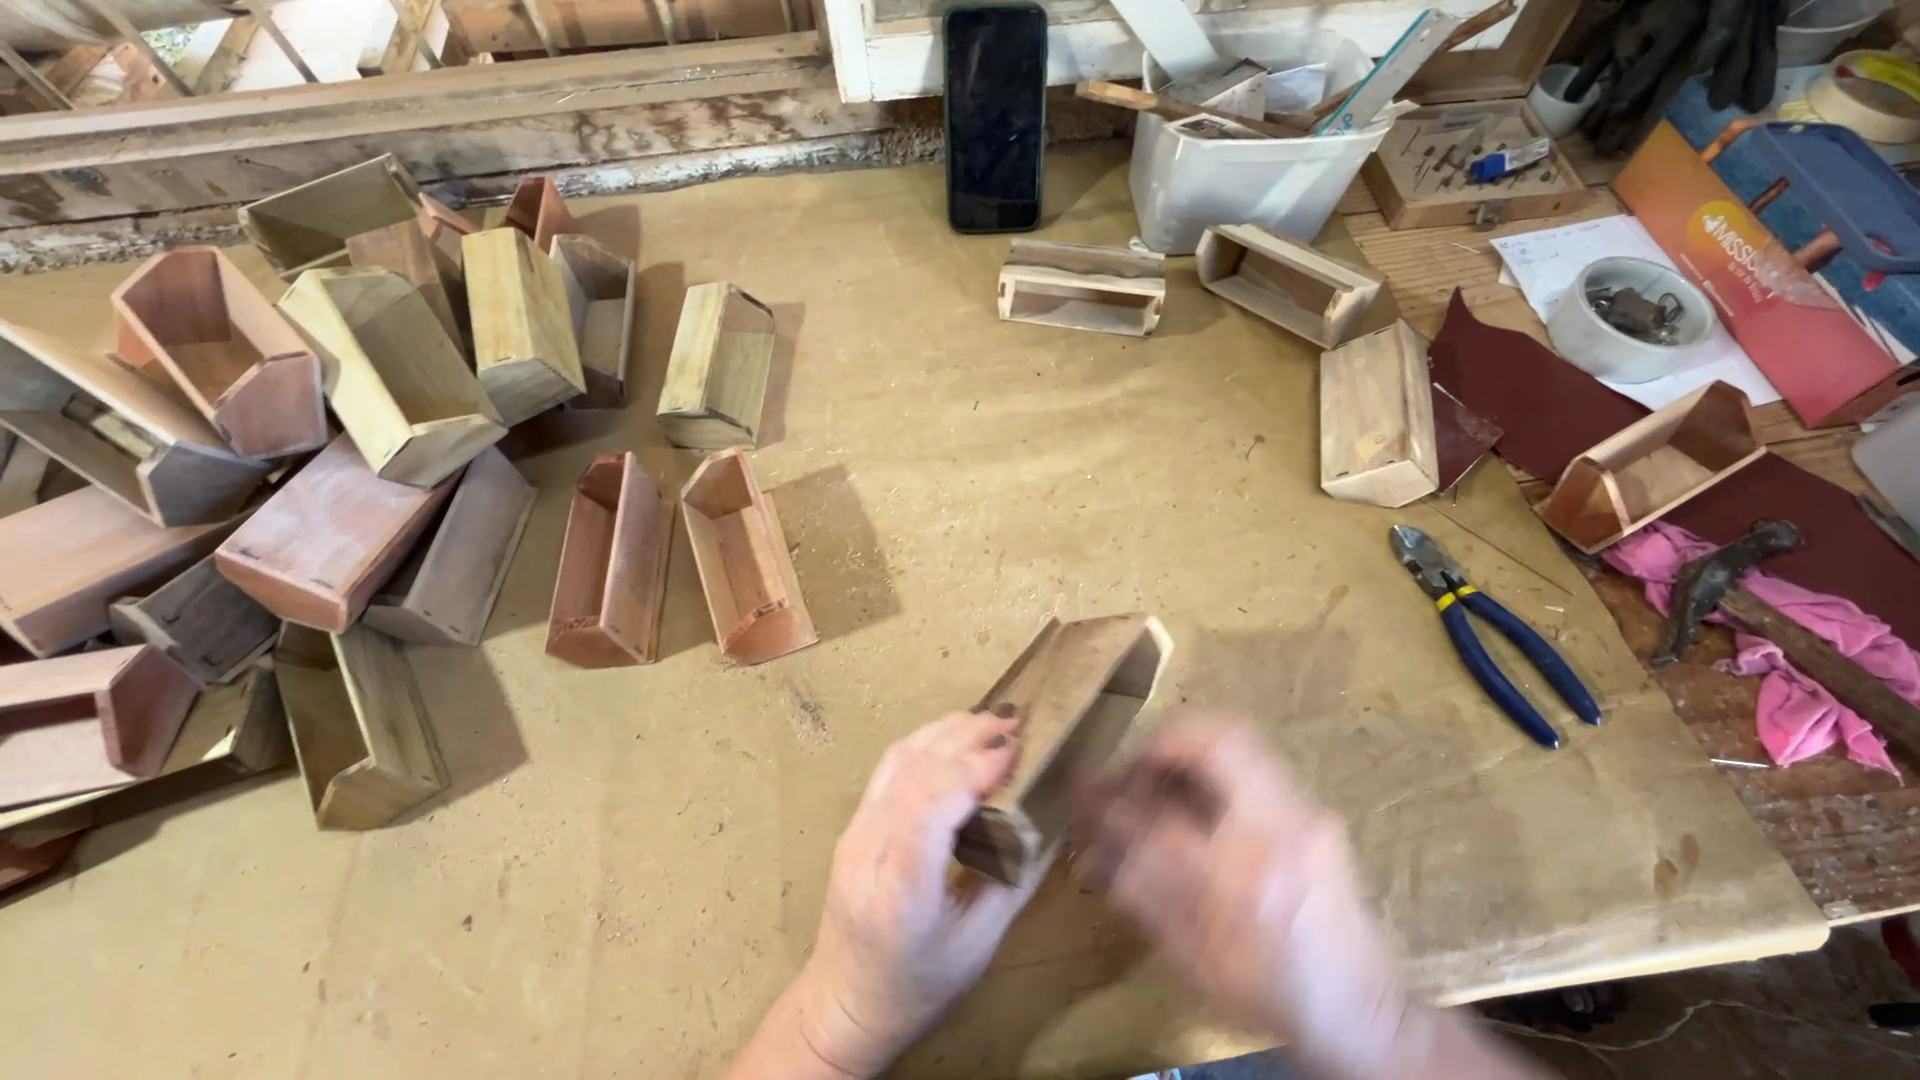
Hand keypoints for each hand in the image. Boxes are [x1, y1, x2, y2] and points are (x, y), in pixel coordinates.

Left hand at [790, 708, 1040, 1076]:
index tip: (1015, 748)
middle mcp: (869, 850)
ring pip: (897, 761)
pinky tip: (952, 737)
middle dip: (965, 737)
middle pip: (914, 771)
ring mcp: (853, 834)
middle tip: (1012, 720)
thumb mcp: (979, 945)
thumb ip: (1012, 879)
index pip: (930, 804)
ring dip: (943, 732)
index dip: (973, 767)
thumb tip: (1044, 823)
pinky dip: (924, 744)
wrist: (842, 1005)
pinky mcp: (852, 826)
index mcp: (902, 891)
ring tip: (987, 718)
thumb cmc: (918, 986)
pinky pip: (887, 770)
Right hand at [1075, 714, 1413, 1079]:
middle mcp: (1280, 829)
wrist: (1366, 1012)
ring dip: (1184, 748)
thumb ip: (1143, 894)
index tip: (1087, 793)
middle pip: (1214, 739)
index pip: (1161, 816)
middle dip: (1158, 742)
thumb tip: (1096, 843)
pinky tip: (1194, 800)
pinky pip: (1253, 762)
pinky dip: (1211, 766)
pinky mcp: (1316, 810)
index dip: (1114, 801)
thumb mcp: (1195, 961)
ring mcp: (1306, 812)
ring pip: (1235, 738)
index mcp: (1243, 880)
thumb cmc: (1273, 996)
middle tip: (1130, 767)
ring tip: (1157, 779)